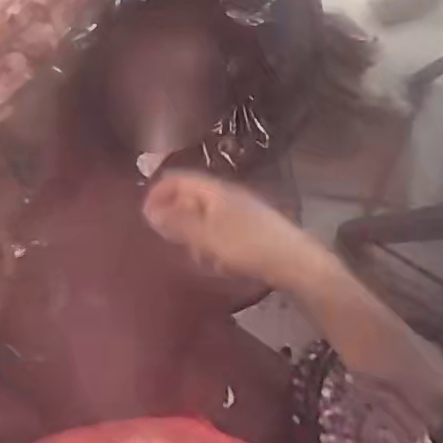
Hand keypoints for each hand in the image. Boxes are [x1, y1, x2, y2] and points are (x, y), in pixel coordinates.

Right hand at [143, 171, 335, 291]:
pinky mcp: (252, 229)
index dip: (156, 193)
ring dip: (193, 233)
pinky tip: (218, 263)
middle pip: (189, 196)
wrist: (297, 263)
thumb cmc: (247, 246)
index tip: (144, 215)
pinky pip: (220, 230)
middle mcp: (226, 194)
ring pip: (204, 215)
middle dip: (174, 216)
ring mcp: (241, 210)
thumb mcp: (205, 235)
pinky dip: (211, 242)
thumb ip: (175, 222)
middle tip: (166, 239)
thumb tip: (149, 211)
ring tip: (194, 255)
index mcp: (213, 189)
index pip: (176, 178)